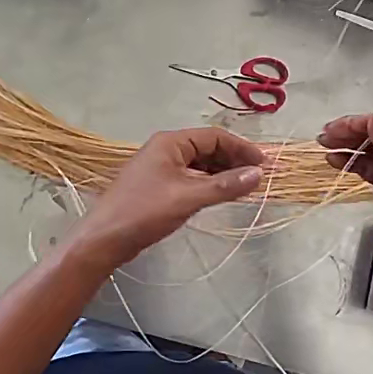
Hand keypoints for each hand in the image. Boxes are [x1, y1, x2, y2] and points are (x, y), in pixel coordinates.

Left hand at [69, 128, 265, 265]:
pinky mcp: (158, 187)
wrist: (106, 237)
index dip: (242, 148)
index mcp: (170, 142)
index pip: (214, 136)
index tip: (266, 164)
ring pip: (200, 164)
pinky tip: (222, 196)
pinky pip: (191, 178)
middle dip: (234, 160)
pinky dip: (209, 184)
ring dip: (223, 173)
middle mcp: (165, 150)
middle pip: (207, 148)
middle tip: (260, 179)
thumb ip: (224, 185)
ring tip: (247, 188)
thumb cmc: (145, 211)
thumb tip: (258, 174)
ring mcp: (160, 168)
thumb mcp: (188, 197)